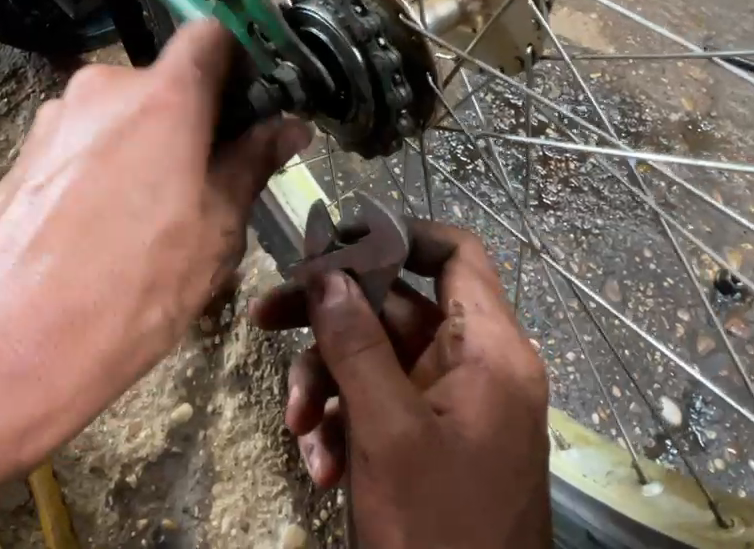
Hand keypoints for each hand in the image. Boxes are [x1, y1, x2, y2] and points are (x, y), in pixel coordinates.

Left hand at [0, 20, 311, 444]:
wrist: (8, 341)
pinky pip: (84, 139)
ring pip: (122, 114)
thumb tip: (288, 126)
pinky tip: (101, 227)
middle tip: (206, 184)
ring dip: (146, 145)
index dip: (238, 58)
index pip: (210, 34)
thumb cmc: (132, 289)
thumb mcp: (214, 232)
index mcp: (162, 97)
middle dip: (191, 120)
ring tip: (148, 219)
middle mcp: (104, 87)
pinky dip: (105, 163)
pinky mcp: (26, 148)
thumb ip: (251, 164)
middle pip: (164, 82)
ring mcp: (56, 116)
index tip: (253, 101)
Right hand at [250, 221, 549, 548]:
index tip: (335, 239)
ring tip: (297, 425)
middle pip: (392, 307)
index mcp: (489, 350)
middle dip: (327, 321)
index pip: (456, 254)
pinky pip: (376, 404)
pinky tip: (320, 464)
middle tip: (265, 317)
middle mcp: (472, 367)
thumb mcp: (387, 431)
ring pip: (373, 358)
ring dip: (325, 385)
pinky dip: (341, 424)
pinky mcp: (426, 442)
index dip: (398, 234)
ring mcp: (448, 407)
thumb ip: (355, 344)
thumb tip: (327, 272)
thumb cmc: (438, 526)